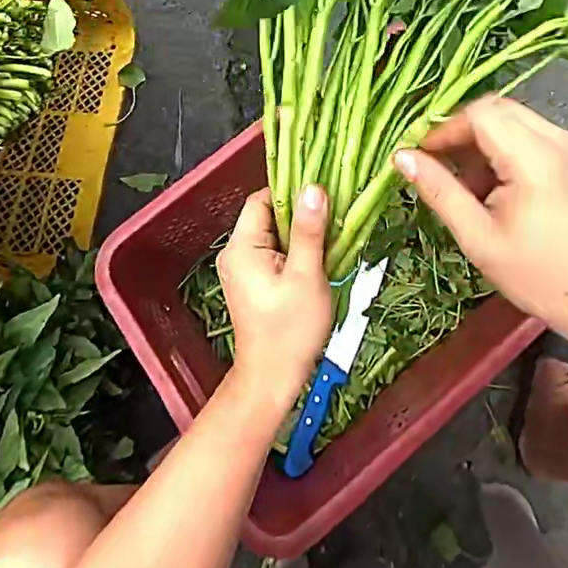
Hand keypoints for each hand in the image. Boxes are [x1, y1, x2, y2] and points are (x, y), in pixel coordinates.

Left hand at [215, 186, 333, 411]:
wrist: (272, 378)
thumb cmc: (289, 332)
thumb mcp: (306, 276)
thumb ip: (309, 231)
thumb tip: (313, 189)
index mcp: (241, 246)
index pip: (262, 199)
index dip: (292, 194)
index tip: (322, 197)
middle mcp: (235, 253)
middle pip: (269, 216)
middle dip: (301, 217)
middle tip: (332, 222)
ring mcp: (242, 269)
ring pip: (275, 235)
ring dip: (301, 236)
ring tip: (329, 244)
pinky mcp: (252, 282)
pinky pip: (274, 254)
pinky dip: (295, 253)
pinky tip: (317, 262)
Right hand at [394, 97, 567, 396]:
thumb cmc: (543, 278)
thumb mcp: (480, 239)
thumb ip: (439, 191)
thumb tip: (403, 158)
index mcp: (538, 160)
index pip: (481, 114)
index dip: (446, 130)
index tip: (426, 156)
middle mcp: (566, 142)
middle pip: (500, 110)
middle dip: (466, 133)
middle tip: (447, 167)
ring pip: (521, 121)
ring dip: (490, 142)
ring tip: (478, 186)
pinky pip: (543, 136)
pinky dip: (517, 150)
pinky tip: (508, 189)